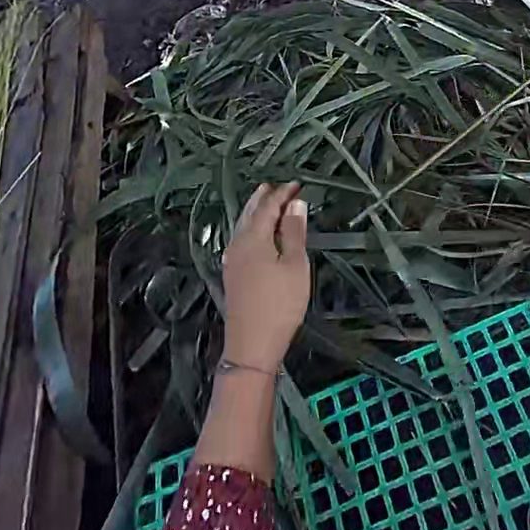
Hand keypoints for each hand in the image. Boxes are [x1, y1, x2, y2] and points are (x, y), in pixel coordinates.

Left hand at [221, 182, 311, 370]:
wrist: (252, 346)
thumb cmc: (280, 303)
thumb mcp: (295, 265)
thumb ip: (294, 232)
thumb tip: (295, 203)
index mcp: (253, 238)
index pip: (267, 207)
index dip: (281, 194)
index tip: (296, 183)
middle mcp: (237, 245)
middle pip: (249, 214)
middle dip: (263, 199)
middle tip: (275, 186)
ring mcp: (232, 260)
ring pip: (243, 226)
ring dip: (255, 212)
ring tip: (265, 202)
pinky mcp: (233, 274)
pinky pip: (241, 239)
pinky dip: (251, 227)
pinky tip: (256, 233)